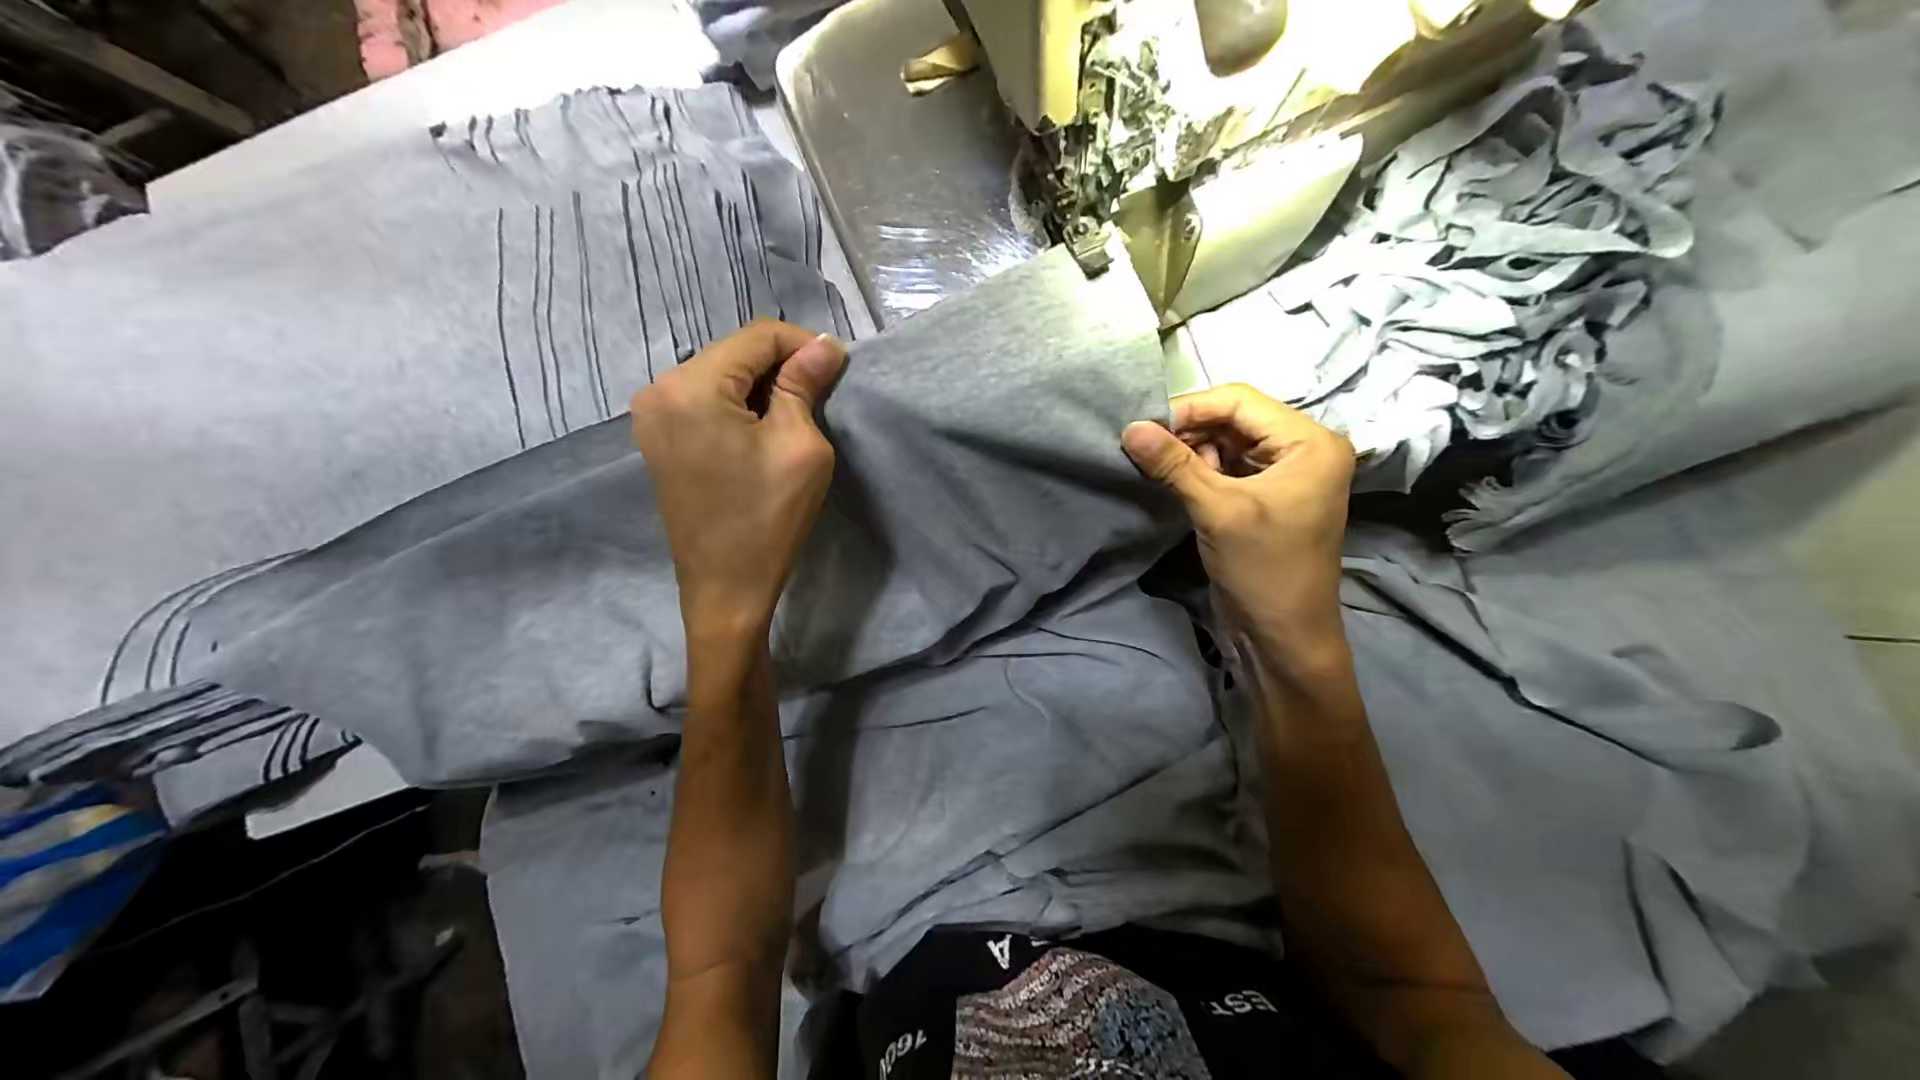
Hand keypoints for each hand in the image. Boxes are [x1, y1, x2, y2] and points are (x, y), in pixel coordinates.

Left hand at [632, 320, 847, 640]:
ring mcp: (652, 414)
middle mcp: (659, 389)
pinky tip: (762, 429)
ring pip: (720, 373)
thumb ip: (805, 385)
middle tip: (819, 395)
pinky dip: (738, 403)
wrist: (726, 587)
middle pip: (734, 351)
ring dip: (761, 384)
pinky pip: (704, 398)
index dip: (803, 344)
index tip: (836, 368)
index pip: (757, 336)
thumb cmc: (768, 518)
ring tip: (794, 415)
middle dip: (781, 364)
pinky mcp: (657, 437)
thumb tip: (824, 345)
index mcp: (691, 386)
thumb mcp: (799, 446)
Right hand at [1122, 384, 1354, 649]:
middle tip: (1146, 447)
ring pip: (1227, 441)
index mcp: (1310, 442)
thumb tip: (1129, 427)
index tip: (1143, 426)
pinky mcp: (1264, 495)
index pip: (1240, 400)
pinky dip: (1199, 468)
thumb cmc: (1264, 569)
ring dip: (1191, 451)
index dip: (1189, 408)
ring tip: (1159, 466)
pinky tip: (1174, 478)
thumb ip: (1174, 464)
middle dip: (1188, 430)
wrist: (1284, 635)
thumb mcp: (1217, 510)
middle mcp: (1302, 448)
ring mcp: (1284, 472)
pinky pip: (1227, 466)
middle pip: (1234, 418)